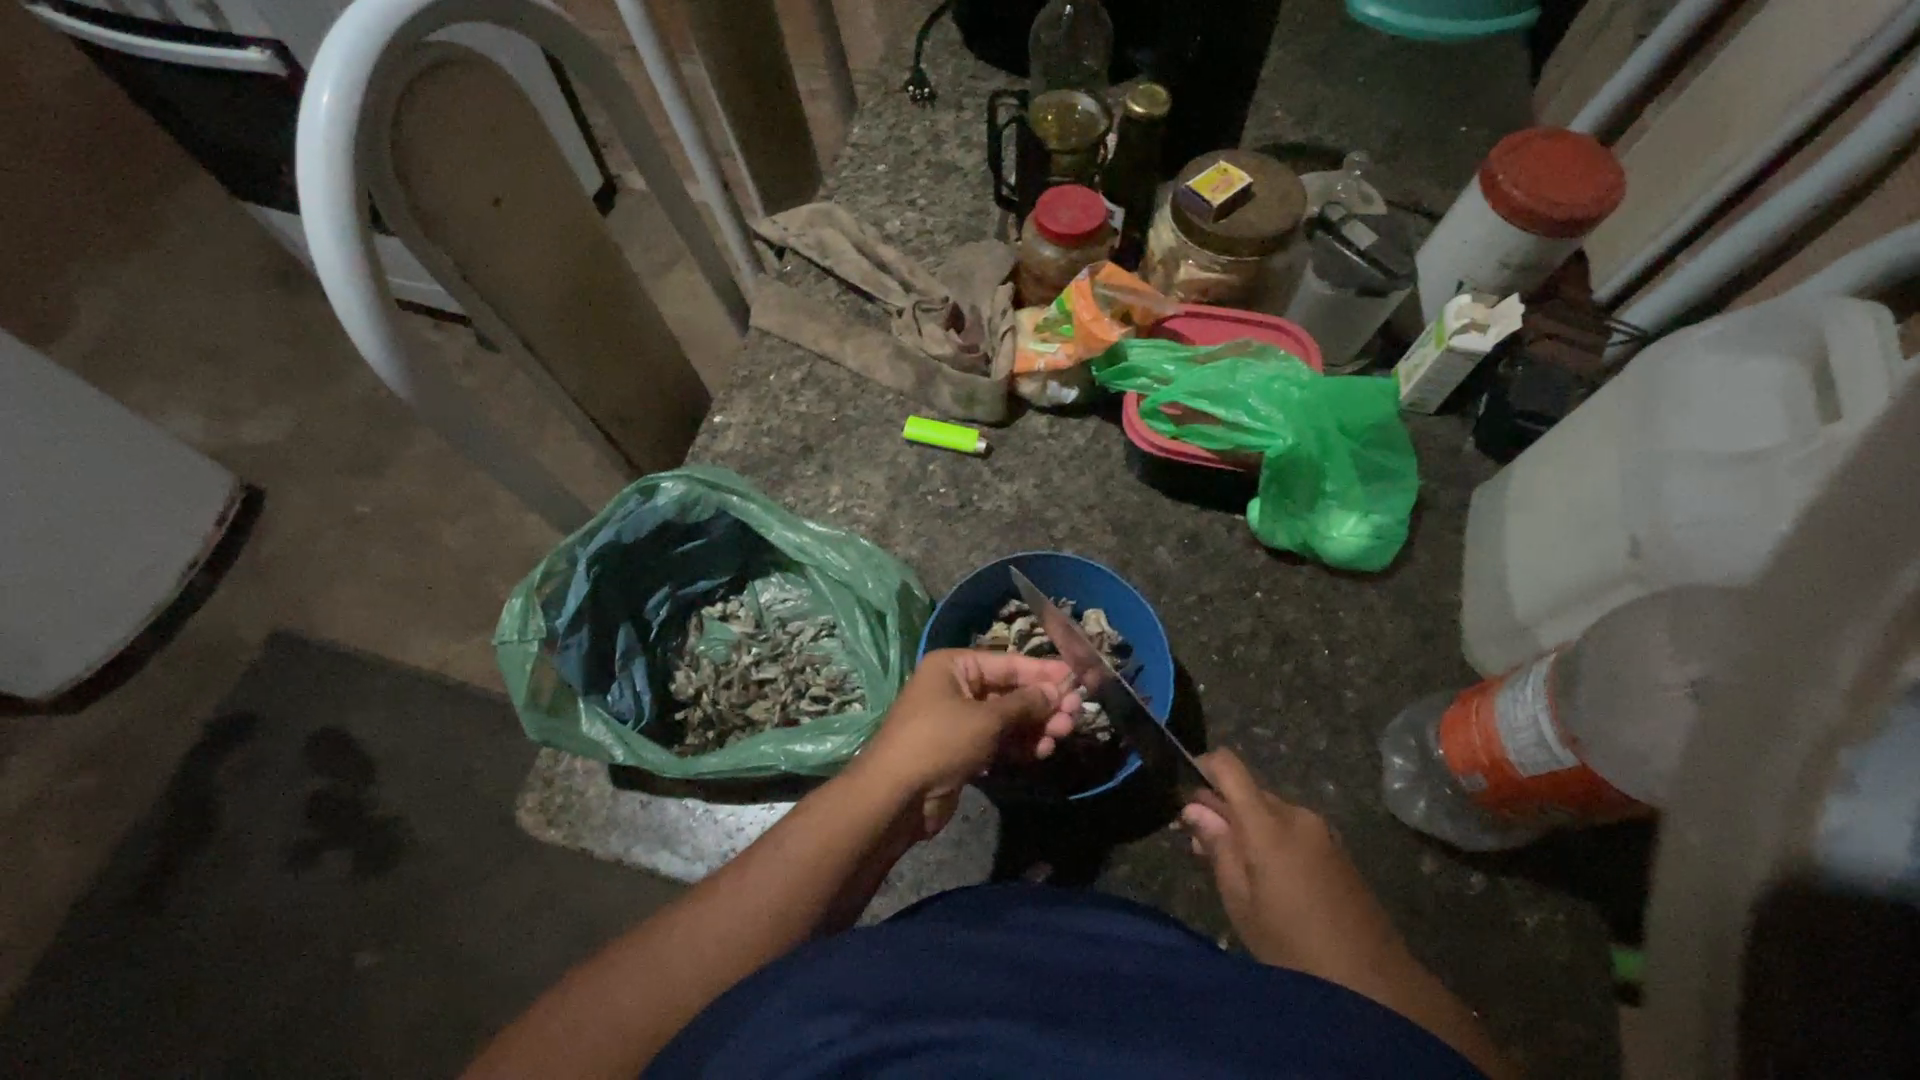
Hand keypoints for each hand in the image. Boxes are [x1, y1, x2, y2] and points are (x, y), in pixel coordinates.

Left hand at [854, 649, 1080, 838]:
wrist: (896, 797)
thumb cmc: (939, 742)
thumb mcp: (986, 718)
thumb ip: (1025, 704)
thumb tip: (1056, 692)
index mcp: (953, 666)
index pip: (1007, 663)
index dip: (1043, 671)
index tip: (1077, 679)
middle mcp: (955, 688)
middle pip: (1009, 691)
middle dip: (1042, 704)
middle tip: (1074, 716)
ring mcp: (958, 721)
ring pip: (1007, 719)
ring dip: (1035, 726)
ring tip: (1061, 736)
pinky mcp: (962, 751)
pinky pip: (998, 741)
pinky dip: (1019, 745)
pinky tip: (1041, 751)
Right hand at [1182, 749, 1517, 1079]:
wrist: (1373, 980)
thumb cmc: (1293, 945)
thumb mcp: (1241, 901)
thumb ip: (1217, 847)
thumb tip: (1194, 810)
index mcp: (1269, 824)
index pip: (1229, 766)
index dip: (1202, 769)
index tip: (1185, 799)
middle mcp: (1297, 814)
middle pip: (1248, 792)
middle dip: (1221, 810)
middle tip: (1201, 849)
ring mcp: (1322, 830)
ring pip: (1269, 811)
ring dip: (1247, 827)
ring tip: (1235, 871)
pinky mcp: (1336, 848)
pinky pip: (1292, 828)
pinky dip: (1271, 839)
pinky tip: (1269, 880)